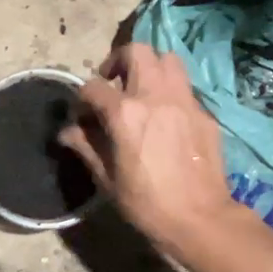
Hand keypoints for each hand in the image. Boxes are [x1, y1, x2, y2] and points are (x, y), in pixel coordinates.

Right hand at [59, 43, 241, 256]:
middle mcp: (155, 96)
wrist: (200, 219)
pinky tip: (166, 117)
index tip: (82, 114)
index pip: (93, 87)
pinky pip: (185, 88)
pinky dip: (170, 92)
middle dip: (119, 61)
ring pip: (168, 60)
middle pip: (136, 51)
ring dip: (151, 67)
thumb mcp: (107, 179)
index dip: (82, 99)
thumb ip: (86, 146)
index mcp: (125, 113)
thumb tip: (67, 131)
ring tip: (142, 90)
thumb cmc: (147, 204)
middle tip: (113, 83)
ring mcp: (185, 101)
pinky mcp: (205, 113)